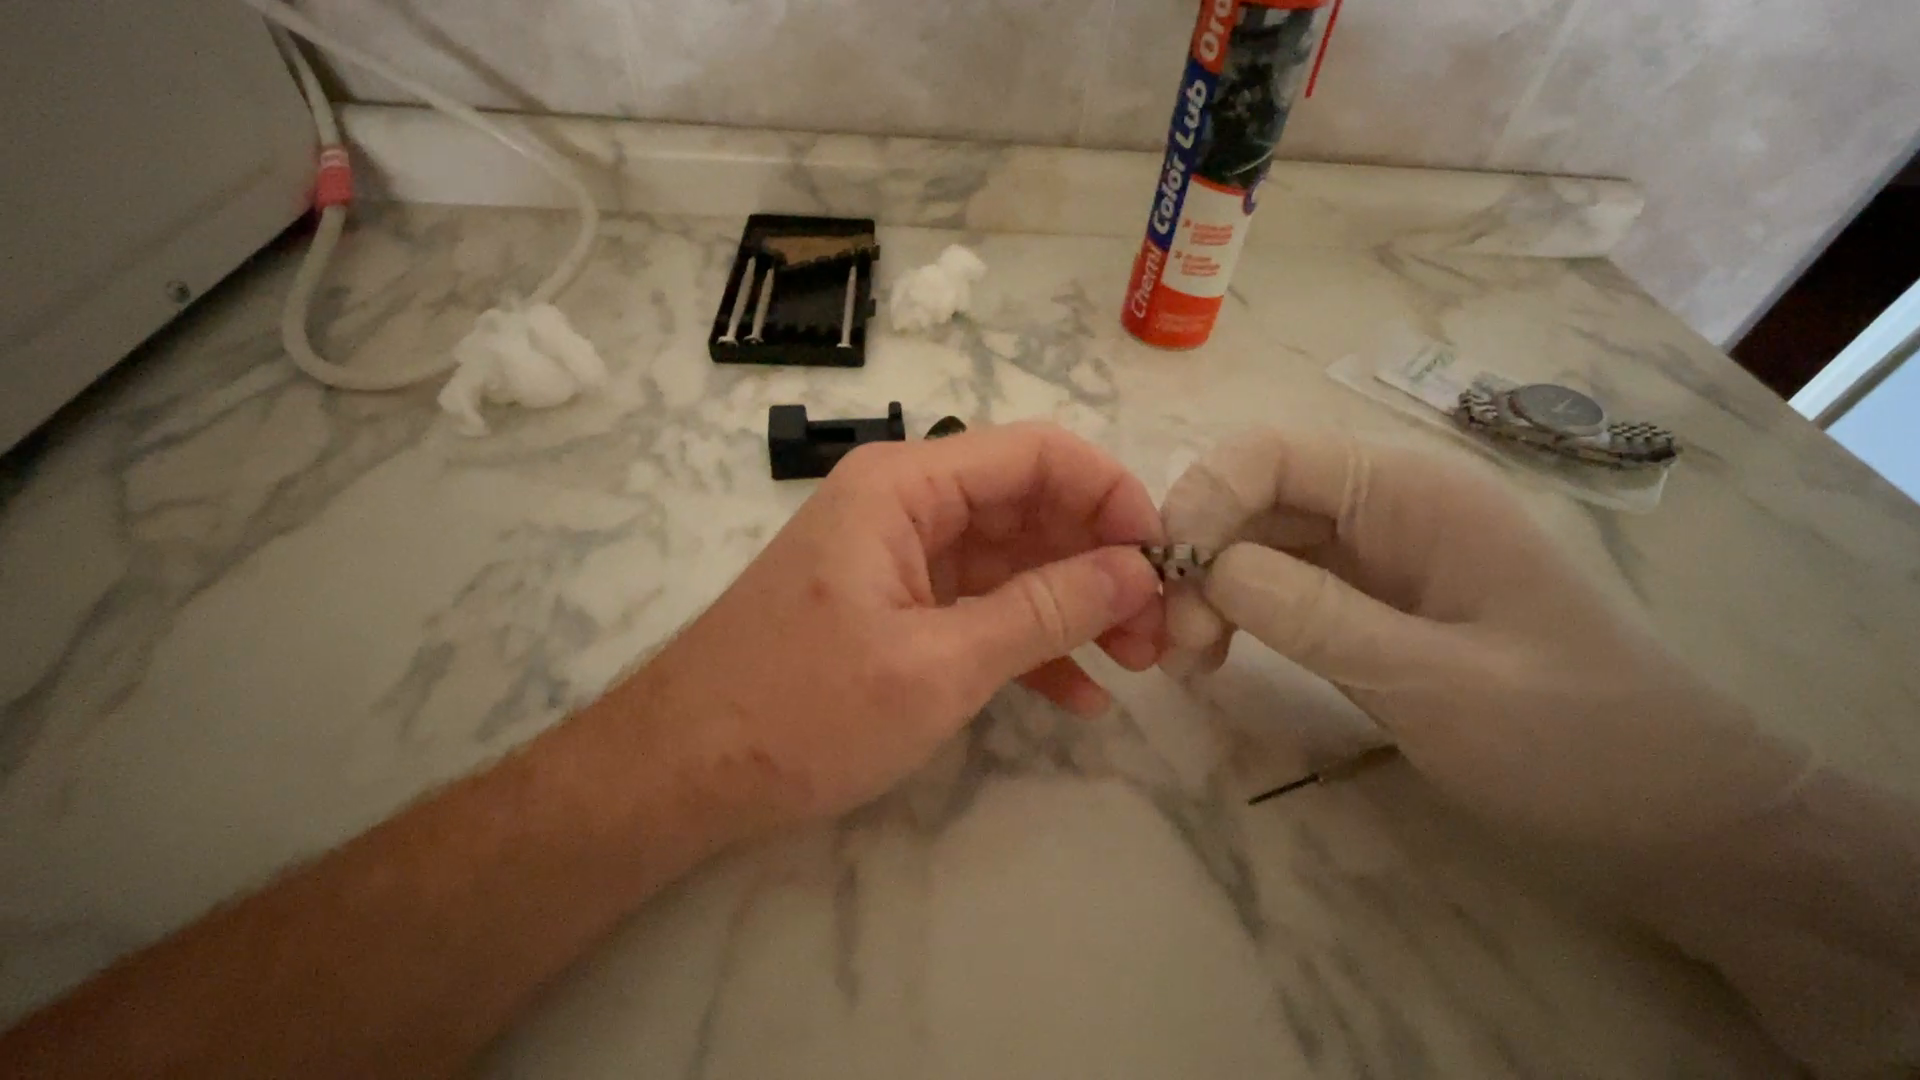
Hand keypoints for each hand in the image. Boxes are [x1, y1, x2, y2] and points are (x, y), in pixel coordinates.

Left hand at [627, 422, 1164, 842]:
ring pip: (1012, 562)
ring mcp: (899, 559)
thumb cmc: (803, 711)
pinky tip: (1078, 695)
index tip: (1165, 561)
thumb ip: (1046, 610)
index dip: (1113, 496)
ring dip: (1075, 608)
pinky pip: (978, 609)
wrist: (681, 774)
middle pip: (1031, 508)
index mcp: (906, 485)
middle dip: (1101, 563)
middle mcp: (905, 505)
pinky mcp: (894, 610)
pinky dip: (1028, 644)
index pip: (1039, 455)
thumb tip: (1139, 571)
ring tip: (1135, 663)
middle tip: (1158, 632)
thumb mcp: (940, 664)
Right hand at [1160, 428, 1807, 846]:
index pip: (1273, 455)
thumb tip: (1208, 568)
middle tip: (1174, 644)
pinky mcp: (1363, 606)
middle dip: (1197, 559)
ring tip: (1188, 663)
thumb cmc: (1572, 739)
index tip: (1167, 579)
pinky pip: (1274, 591)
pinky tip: (1214, 662)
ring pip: (1253, 547)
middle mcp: (1384, 509)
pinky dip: (1232, 618)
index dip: (1203, 498)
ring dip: (1206, 593)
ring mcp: (1372, 559)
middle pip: (1252, 500)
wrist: (1668, 812)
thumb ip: (1317, 616)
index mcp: (1414, 494)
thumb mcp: (1437, 682)